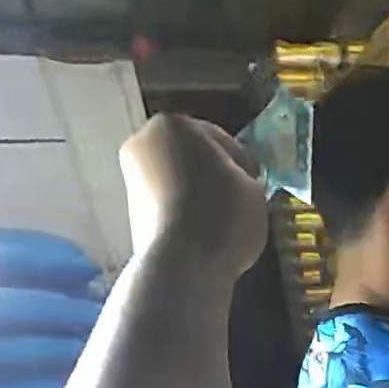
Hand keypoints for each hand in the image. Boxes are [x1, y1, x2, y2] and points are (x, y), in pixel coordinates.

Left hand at [120, 113, 266, 271]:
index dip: (244, 164)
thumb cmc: (224, 216)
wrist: (185, 262)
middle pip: (193, 157)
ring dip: (199, 195)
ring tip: (223, 221)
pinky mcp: (131, 208)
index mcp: (177, 125)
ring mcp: (132, 175)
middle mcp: (145, 140)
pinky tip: (205, 233)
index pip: (221, 140)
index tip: (257, 186)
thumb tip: (242, 182)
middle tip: (239, 202)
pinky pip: (169, 204)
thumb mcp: (254, 192)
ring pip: (179, 180)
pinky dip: (185, 213)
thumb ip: (247, 179)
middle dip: (214, 176)